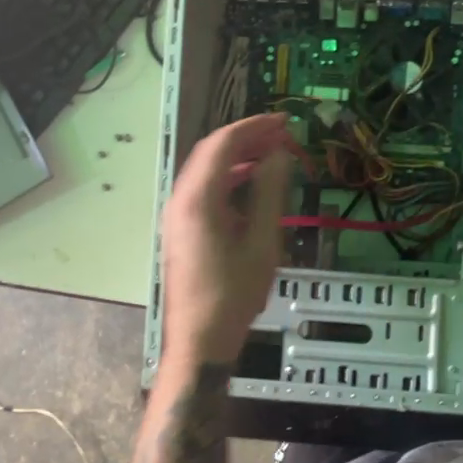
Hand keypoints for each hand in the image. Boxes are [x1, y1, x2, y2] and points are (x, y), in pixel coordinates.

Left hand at [161, 114, 294, 366]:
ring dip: (238, 156)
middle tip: (282, 134)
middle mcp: (180, 199)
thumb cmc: (234, 294)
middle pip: (211, 152)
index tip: (285, 122)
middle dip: (247, 137)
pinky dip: (229, 176)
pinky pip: (204, 189)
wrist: (199, 340)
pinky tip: (253, 183)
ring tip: (273, 153)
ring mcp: (177, 215)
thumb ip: (270, 193)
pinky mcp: (181, 229)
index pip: (223, 144)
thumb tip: (281, 155)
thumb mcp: (262, 242)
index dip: (255, 126)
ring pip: (206, 169)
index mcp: (198, 199)